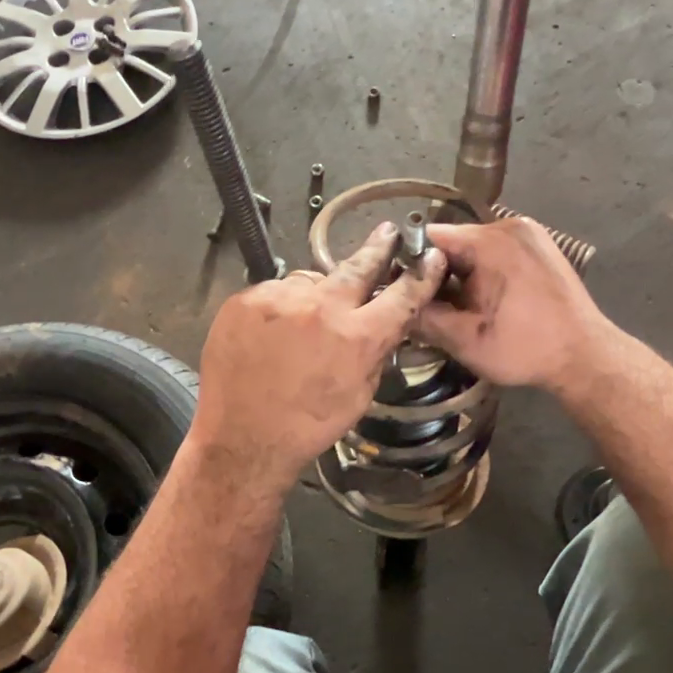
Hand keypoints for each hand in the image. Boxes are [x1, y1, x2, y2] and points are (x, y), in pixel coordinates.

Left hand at [191, 224, 448, 489]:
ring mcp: (279, 299)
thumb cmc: (306, 427)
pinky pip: (274, 293)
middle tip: (386, 233)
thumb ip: (374, 352)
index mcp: (357, 337)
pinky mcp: (245, 300)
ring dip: (313, 297)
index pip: (401, 295)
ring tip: (301, 327)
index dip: (420, 275)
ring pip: (308, 283)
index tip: (431, 258)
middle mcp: (320, 308)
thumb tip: (384, 325)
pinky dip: (279, 308)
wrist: (241, 439)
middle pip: (356, 267)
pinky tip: (272, 335)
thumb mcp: (359, 395)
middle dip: (376, 249)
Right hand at [417, 218, 615, 390]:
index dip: (410, 262)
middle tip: (427, 306)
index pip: (431, 237)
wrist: (584, 356)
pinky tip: (485, 300)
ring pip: (474, 247)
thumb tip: (393, 304)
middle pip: (453, 241)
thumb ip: (423, 316)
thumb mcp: (465, 340)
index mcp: (490, 242)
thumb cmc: (524, 348)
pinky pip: (497, 251)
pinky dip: (484, 271)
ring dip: (461, 273)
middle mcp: (509, 226)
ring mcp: (529, 233)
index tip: (401, 290)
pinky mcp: (540, 245)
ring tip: (457, 307)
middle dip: (437, 272)